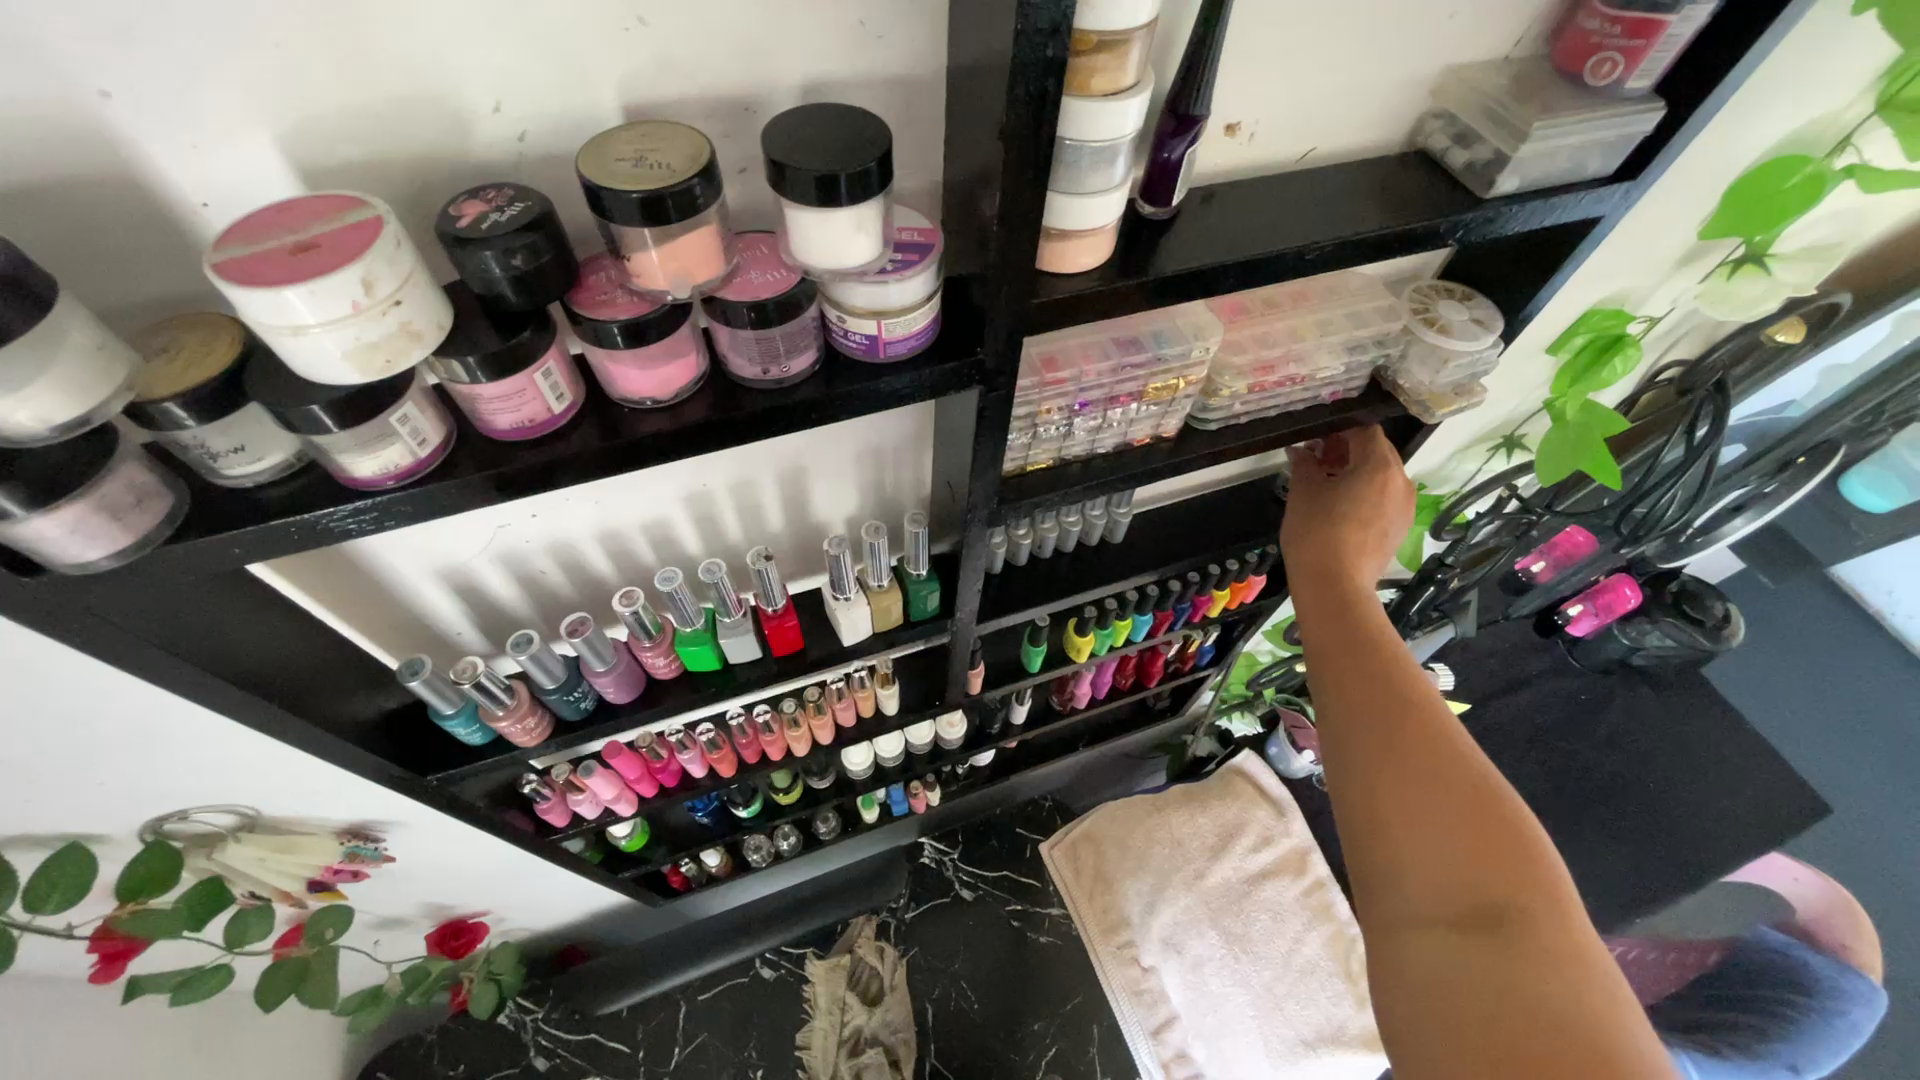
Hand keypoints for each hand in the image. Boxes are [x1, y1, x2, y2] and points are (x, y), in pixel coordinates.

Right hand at [1280, 426, 1414, 592]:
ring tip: (1328, 486)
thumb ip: (1304, 463)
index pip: (1364, 431)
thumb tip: (1301, 451)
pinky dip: (1367, 494)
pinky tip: (1341, 509)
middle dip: (1349, 451)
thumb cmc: (1315, 533)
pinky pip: (1386, 498)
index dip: (1339, 431)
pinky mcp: (1401, 527)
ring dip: (1358, 473)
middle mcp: (1401, 480)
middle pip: (1378, 452)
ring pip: (1383, 476)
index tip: (1316, 441)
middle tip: (1318, 462)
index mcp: (1379, 465)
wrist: (1335, 586)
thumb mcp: (1303, 492)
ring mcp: (1405, 506)